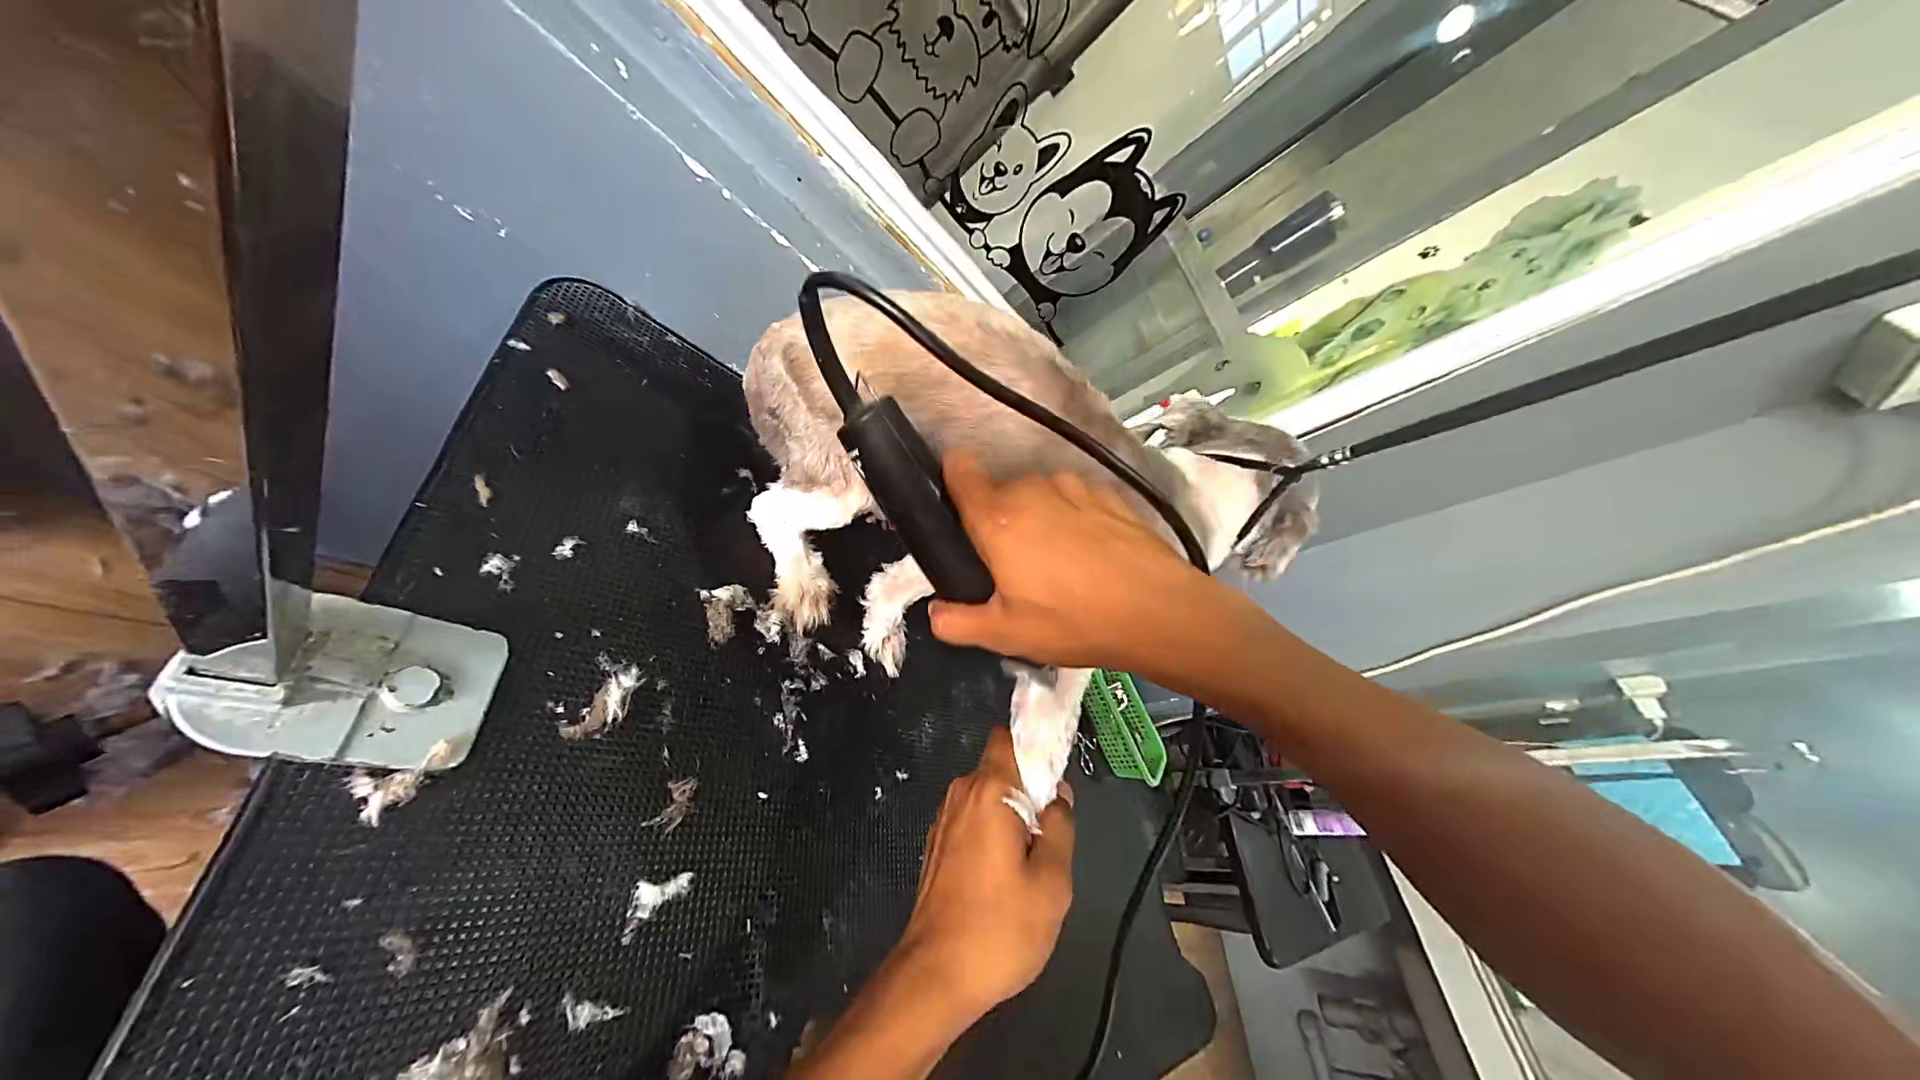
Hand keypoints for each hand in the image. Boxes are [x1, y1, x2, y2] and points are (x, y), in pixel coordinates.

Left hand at [896, 726, 1074, 1015]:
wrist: (934, 976)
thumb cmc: (999, 929)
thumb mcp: (1052, 882)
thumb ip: (1060, 829)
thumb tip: (1058, 798)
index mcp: (990, 792)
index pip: (1010, 738)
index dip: (1037, 747)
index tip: (1057, 775)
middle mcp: (961, 795)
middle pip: (1001, 769)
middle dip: (1029, 791)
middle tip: (1050, 836)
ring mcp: (944, 821)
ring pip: (988, 798)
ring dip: (1011, 817)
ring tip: (1029, 866)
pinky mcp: (936, 847)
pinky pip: (973, 822)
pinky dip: (992, 835)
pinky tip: (1003, 880)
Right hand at [929, 454, 1247, 681]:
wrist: (1159, 610)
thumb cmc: (1075, 621)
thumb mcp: (1007, 635)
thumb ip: (958, 623)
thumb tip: (936, 613)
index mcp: (998, 518)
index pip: (959, 470)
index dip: (951, 475)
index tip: (954, 500)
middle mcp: (1032, 490)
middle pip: (999, 492)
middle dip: (998, 521)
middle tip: (1012, 566)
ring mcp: (1074, 487)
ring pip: (1038, 494)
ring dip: (1037, 518)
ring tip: (1056, 563)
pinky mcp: (1108, 494)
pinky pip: (1073, 499)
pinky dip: (1072, 518)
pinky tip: (1089, 555)